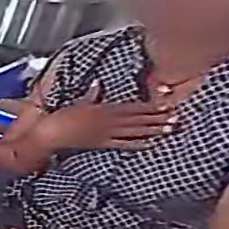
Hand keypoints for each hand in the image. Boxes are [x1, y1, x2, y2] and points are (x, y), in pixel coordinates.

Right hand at [35, 81, 174, 151]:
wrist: (51, 134)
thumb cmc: (61, 117)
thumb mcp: (77, 102)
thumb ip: (90, 94)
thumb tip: (98, 83)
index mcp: (103, 109)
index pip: (132, 107)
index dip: (150, 106)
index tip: (166, 103)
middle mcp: (107, 122)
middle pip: (137, 120)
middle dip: (157, 119)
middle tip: (176, 118)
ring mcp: (105, 134)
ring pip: (134, 132)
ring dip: (152, 130)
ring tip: (169, 129)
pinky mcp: (101, 144)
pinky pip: (123, 145)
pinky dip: (137, 144)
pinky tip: (150, 144)